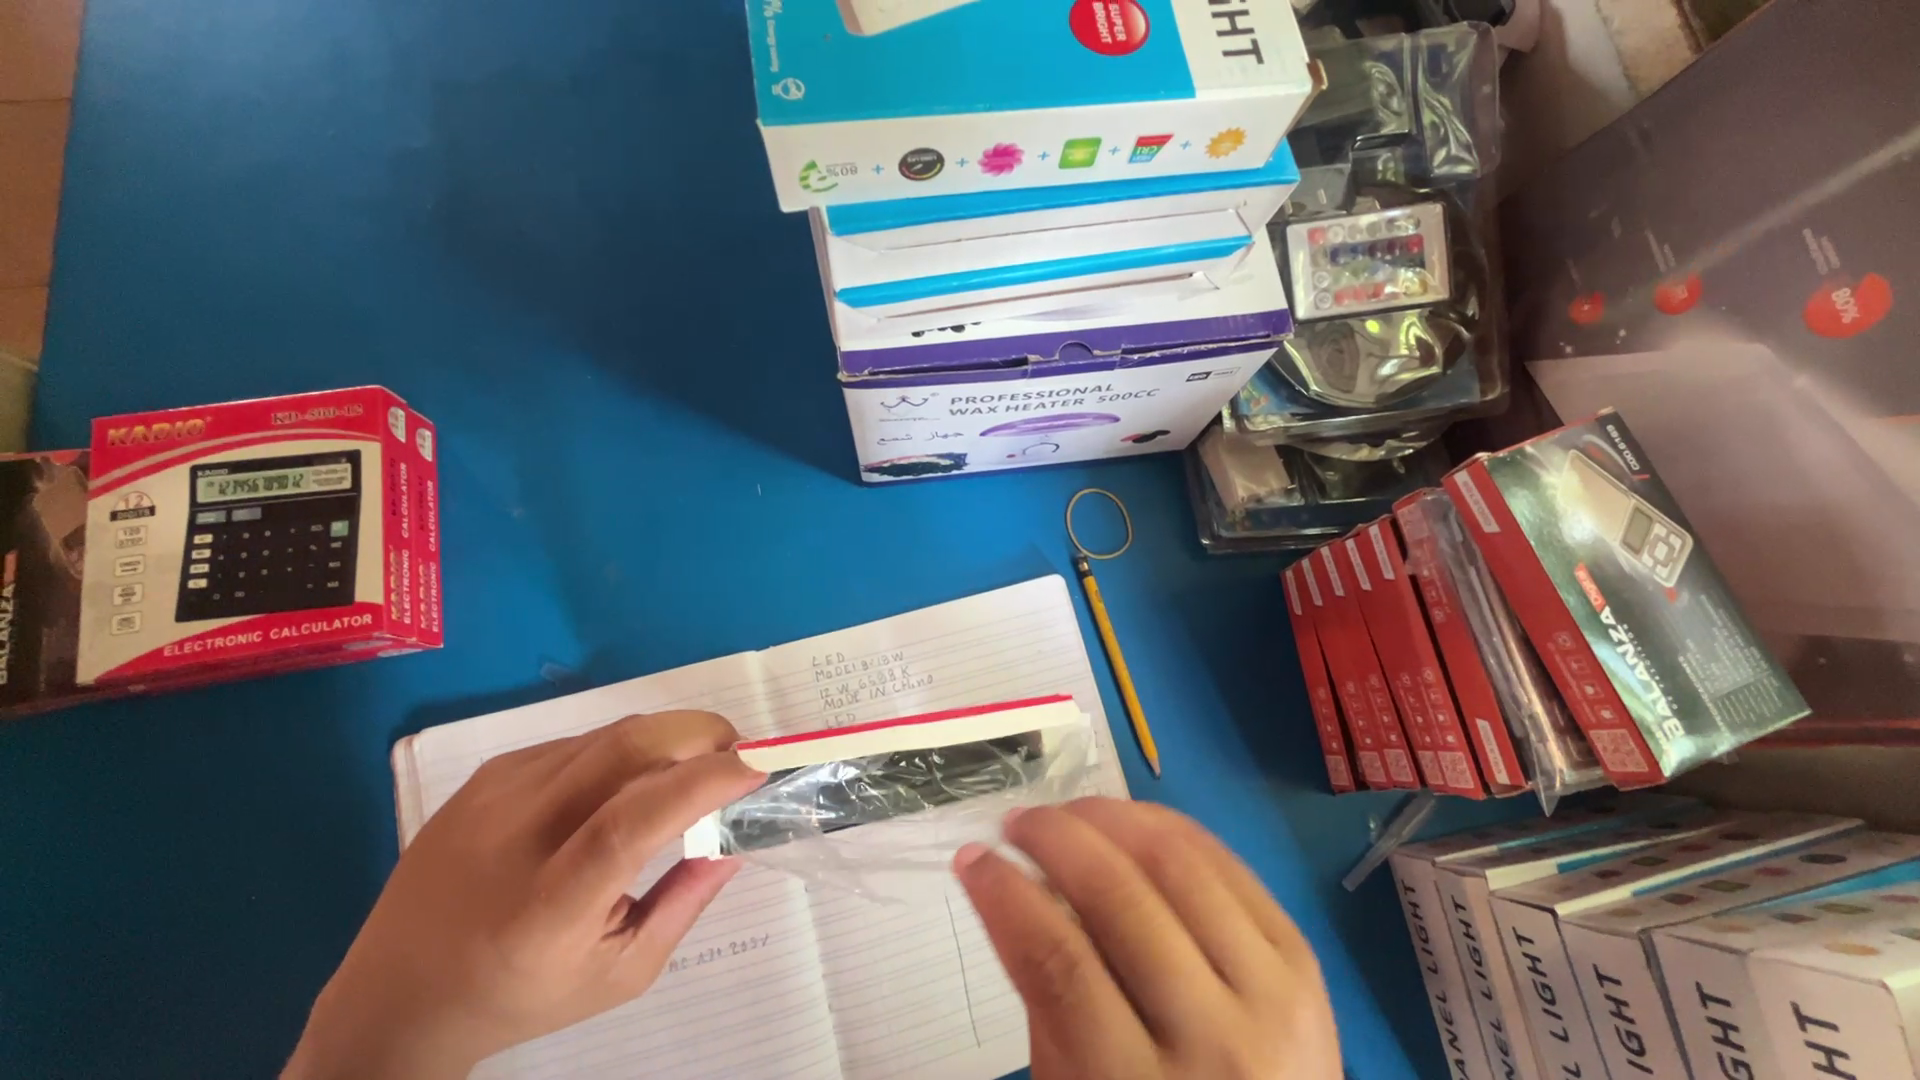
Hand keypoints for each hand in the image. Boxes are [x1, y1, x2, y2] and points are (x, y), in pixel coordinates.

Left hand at [284, 712, 765, 1079]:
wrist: (394, 995)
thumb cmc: (521, 997)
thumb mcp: (620, 973)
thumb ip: (685, 903)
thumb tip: (737, 840)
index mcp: (547, 907)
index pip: (631, 822)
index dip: (700, 784)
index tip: (757, 766)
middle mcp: (514, 836)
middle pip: (623, 749)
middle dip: (698, 732)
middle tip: (737, 750)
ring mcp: (494, 795)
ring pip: (607, 735)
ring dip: (668, 736)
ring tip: (696, 762)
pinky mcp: (486, 776)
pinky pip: (577, 742)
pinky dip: (626, 748)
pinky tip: (631, 780)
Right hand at [954, 798, 1340, 1079]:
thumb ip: (1046, 995)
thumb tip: (1018, 885)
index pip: (1061, 966)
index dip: (1006, 897)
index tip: (974, 857)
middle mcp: (1216, 1040)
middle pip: (1120, 899)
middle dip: (1054, 839)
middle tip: (1017, 822)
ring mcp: (1273, 994)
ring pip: (1177, 862)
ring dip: (1109, 817)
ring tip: (1066, 813)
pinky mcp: (1303, 958)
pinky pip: (1226, 862)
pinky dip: (1166, 827)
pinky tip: (1126, 821)